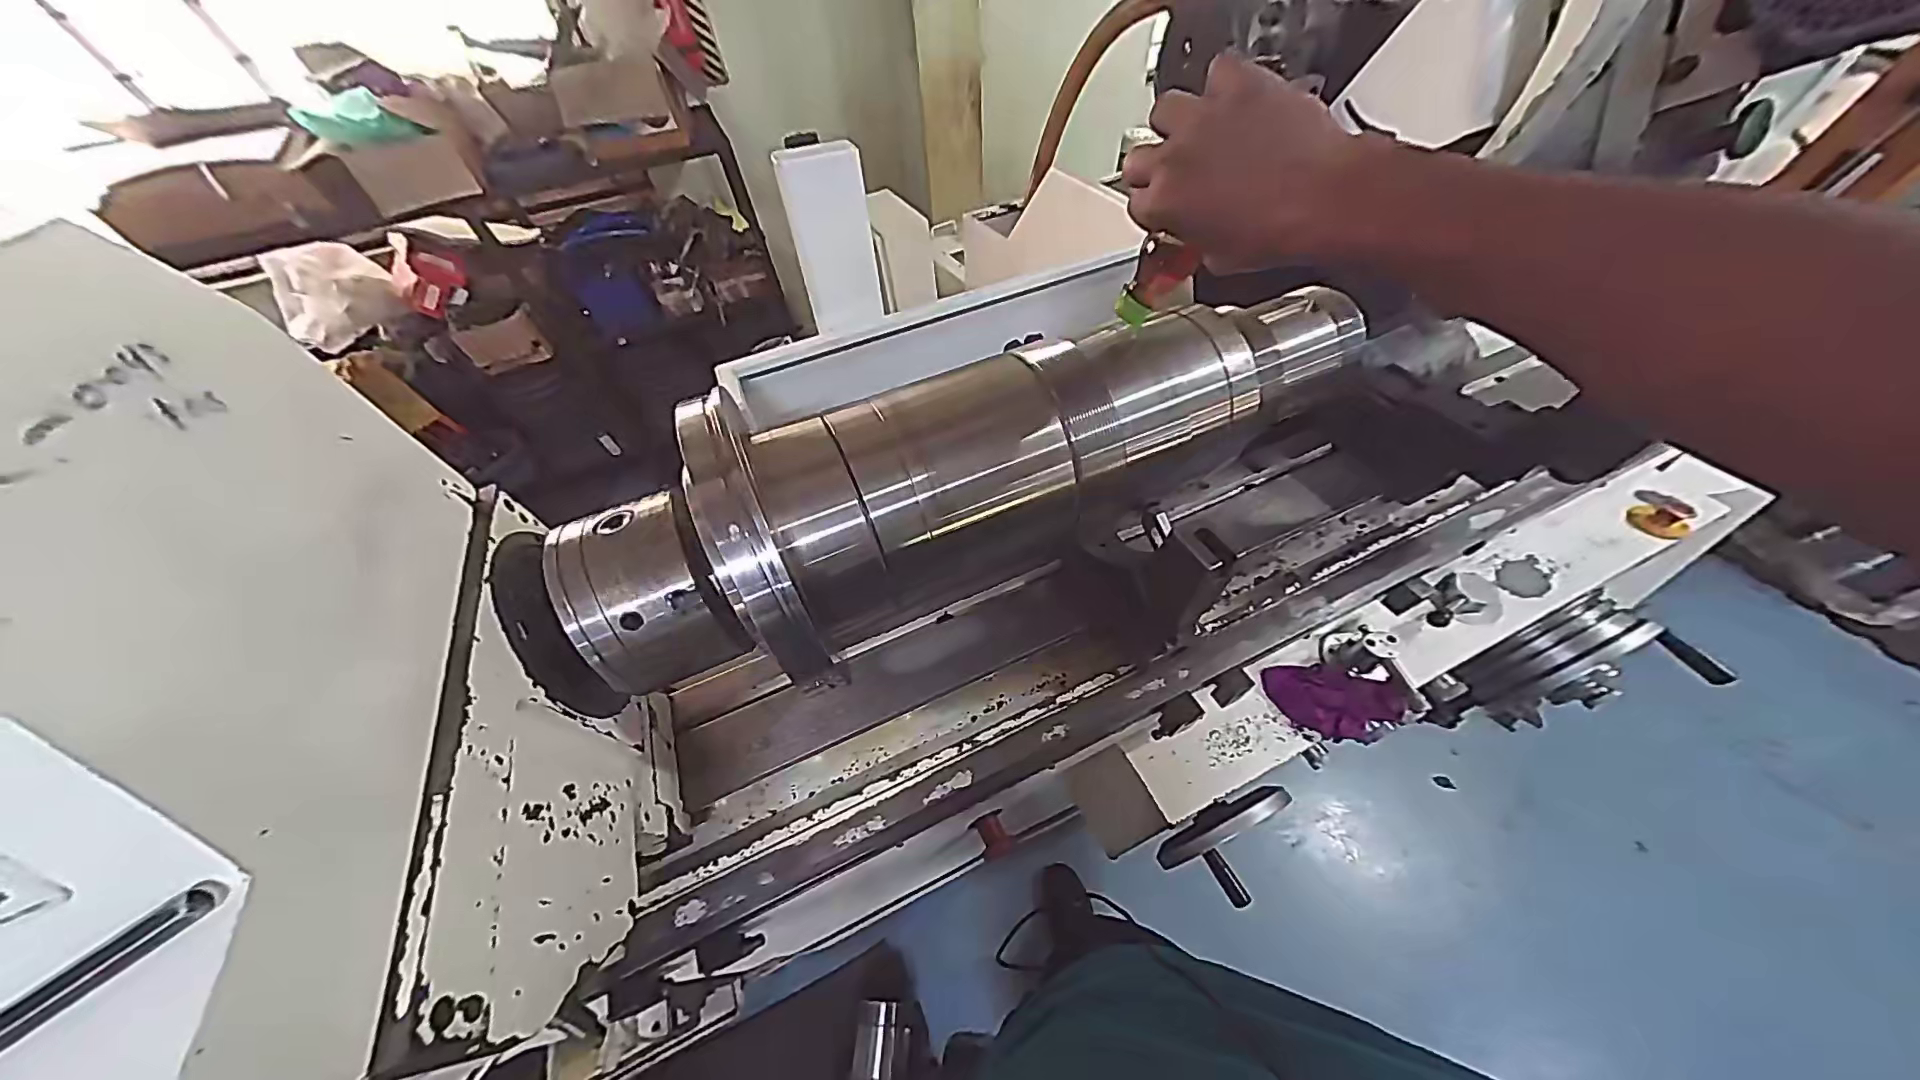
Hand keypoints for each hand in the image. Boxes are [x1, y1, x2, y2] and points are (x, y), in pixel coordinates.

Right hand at [1122, 54, 1380, 271]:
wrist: (1324, 199)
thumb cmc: (1277, 231)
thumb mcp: (1219, 258)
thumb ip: (1193, 243)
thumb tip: (1194, 239)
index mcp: (1164, 202)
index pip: (1136, 203)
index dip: (1151, 206)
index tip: (1164, 206)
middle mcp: (1175, 157)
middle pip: (1136, 157)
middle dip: (1152, 167)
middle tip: (1174, 174)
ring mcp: (1204, 118)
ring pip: (1165, 108)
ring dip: (1177, 122)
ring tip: (1197, 133)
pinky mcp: (1239, 86)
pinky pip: (1218, 70)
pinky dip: (1222, 83)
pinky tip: (1231, 101)